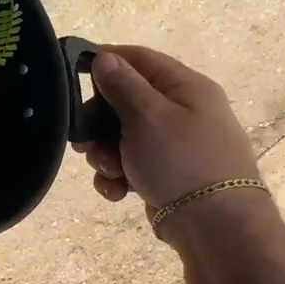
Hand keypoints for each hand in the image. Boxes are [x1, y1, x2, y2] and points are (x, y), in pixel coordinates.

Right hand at [71, 45, 260, 220]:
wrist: (214, 224)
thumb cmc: (181, 161)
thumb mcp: (147, 117)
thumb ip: (122, 85)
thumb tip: (104, 58)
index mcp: (185, 88)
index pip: (139, 59)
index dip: (106, 60)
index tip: (70, 73)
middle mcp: (181, 111)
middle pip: (123, 101)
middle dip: (97, 122)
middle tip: (83, 140)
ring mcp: (173, 143)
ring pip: (119, 136)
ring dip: (104, 153)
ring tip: (108, 171)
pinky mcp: (164, 171)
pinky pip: (128, 163)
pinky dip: (116, 175)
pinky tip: (117, 190)